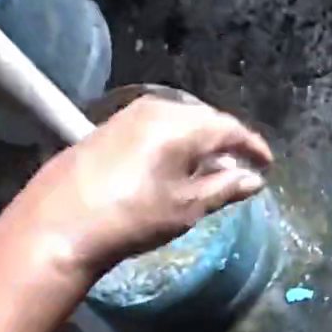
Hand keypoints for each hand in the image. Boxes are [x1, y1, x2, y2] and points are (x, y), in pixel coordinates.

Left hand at [0, 96, 272, 281]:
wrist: (62, 224)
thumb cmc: (134, 218)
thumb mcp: (187, 207)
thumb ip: (225, 189)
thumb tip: (254, 180)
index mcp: (183, 124)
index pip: (230, 128)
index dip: (253, 146)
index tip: (268, 163)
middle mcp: (157, 108)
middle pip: (204, 119)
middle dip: (226, 142)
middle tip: (241, 165)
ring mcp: (129, 115)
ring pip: (178, 122)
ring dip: (199, 143)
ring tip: (210, 168)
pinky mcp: (109, 128)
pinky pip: (155, 128)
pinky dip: (174, 144)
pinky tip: (174, 165)